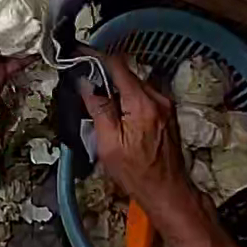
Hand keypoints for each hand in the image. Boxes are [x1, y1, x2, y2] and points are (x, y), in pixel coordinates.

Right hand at [80, 54, 214, 233]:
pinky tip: (115, 110)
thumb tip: (86, 83)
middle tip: (82, 78)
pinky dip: (126, 96)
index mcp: (142, 103)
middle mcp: (158, 98)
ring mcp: (165, 105)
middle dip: (103, 73)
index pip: (117, 66)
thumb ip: (98, 108)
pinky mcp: (166, 112)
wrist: (168, 192)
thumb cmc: (137, 173)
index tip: (78, 54)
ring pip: (134, 84)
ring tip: (96, 97)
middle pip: (126, 73)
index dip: (95, 57)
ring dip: (114, 86)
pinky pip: (142, 95)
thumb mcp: (109, 143)